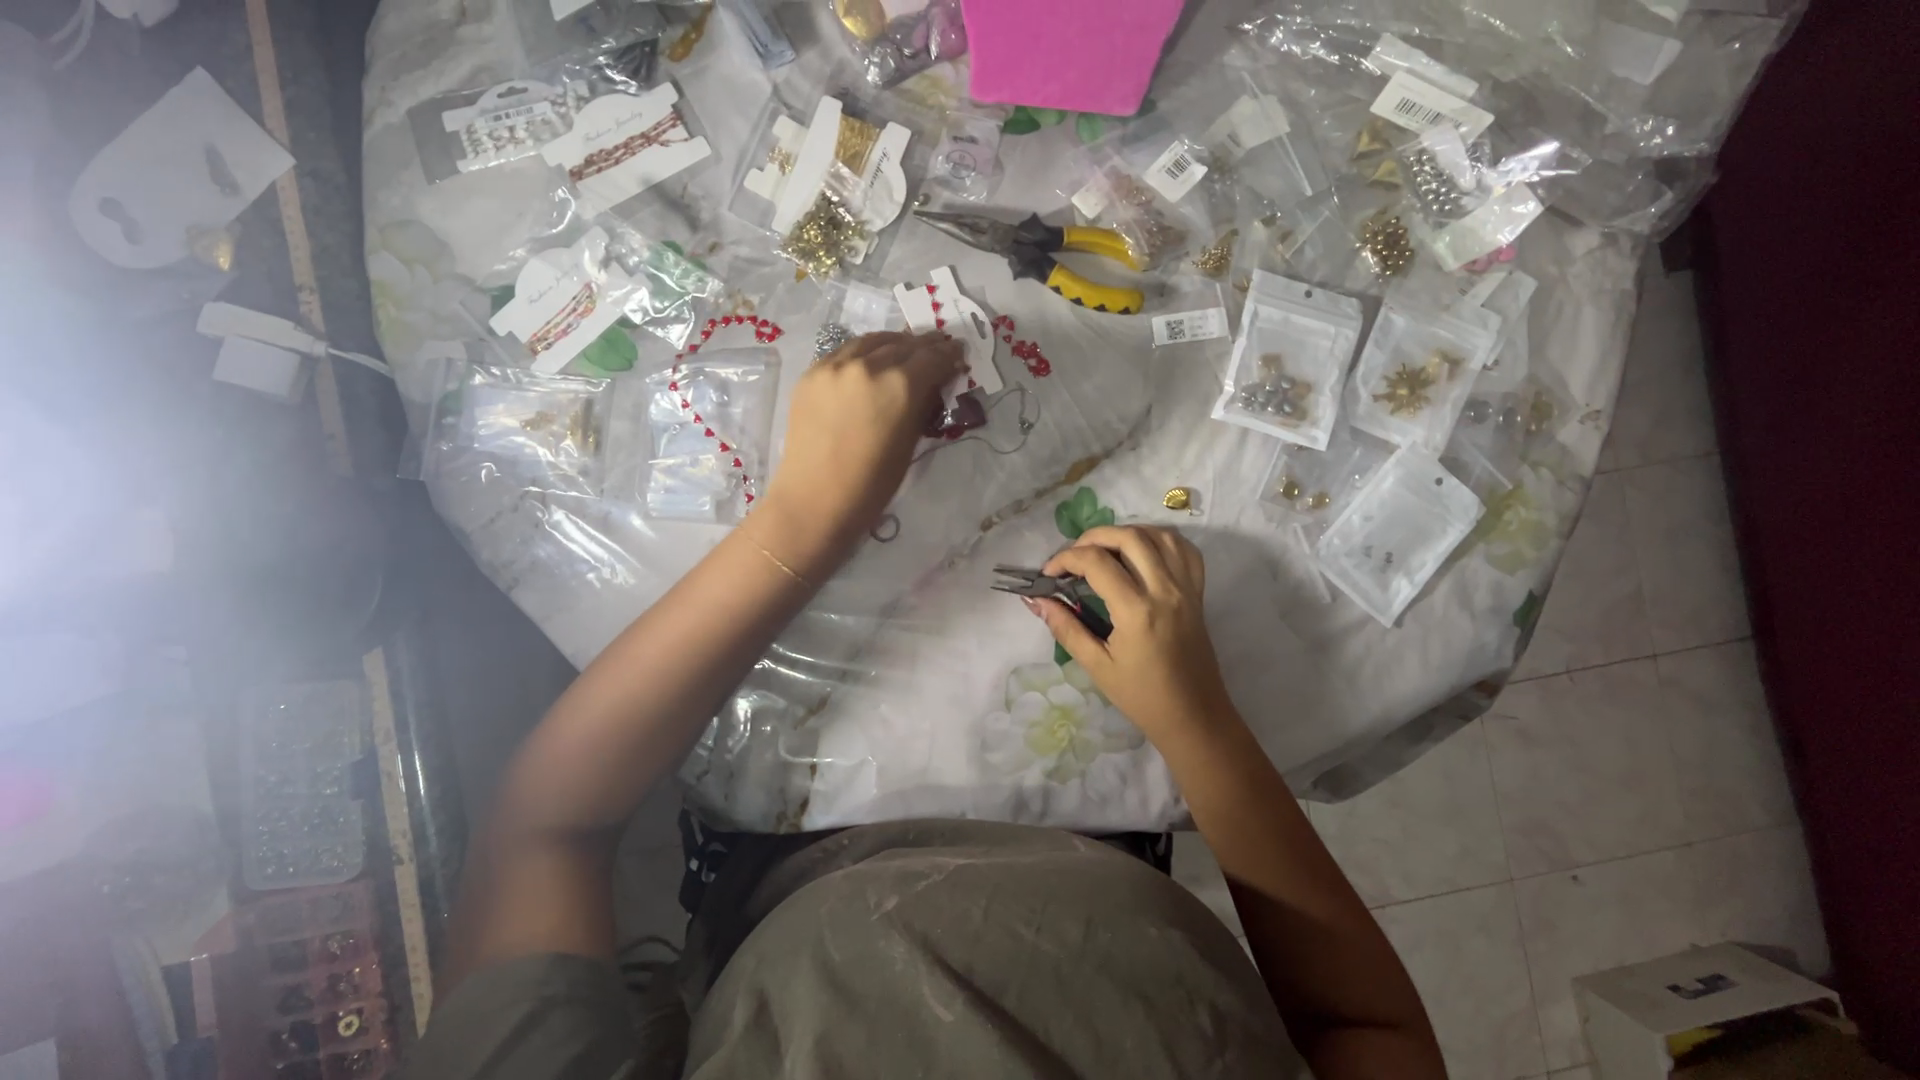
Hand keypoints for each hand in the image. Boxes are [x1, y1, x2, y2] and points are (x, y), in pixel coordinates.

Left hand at [753, 331, 961, 571]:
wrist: (815, 499)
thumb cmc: (871, 484)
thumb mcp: (910, 444)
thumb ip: (922, 406)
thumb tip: (931, 385)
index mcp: (900, 386)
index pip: (933, 358)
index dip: (950, 355)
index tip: (958, 354)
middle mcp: (868, 366)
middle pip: (904, 345)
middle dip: (925, 345)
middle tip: (938, 346)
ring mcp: (835, 365)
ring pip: (872, 341)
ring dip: (894, 342)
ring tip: (905, 348)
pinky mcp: (812, 373)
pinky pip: (844, 351)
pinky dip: (864, 351)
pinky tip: (870, 359)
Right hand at [1029, 526, 1235, 742]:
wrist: (1193, 716)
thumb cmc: (1142, 697)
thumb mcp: (1097, 666)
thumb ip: (1066, 627)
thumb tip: (1037, 600)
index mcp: (1137, 610)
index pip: (1096, 562)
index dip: (1066, 559)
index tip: (1050, 573)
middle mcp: (1165, 590)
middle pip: (1128, 537)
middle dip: (1093, 537)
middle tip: (1073, 556)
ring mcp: (1186, 588)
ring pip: (1159, 535)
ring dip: (1127, 532)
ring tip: (1104, 549)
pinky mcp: (1198, 593)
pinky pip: (1184, 550)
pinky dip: (1161, 540)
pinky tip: (1142, 552)